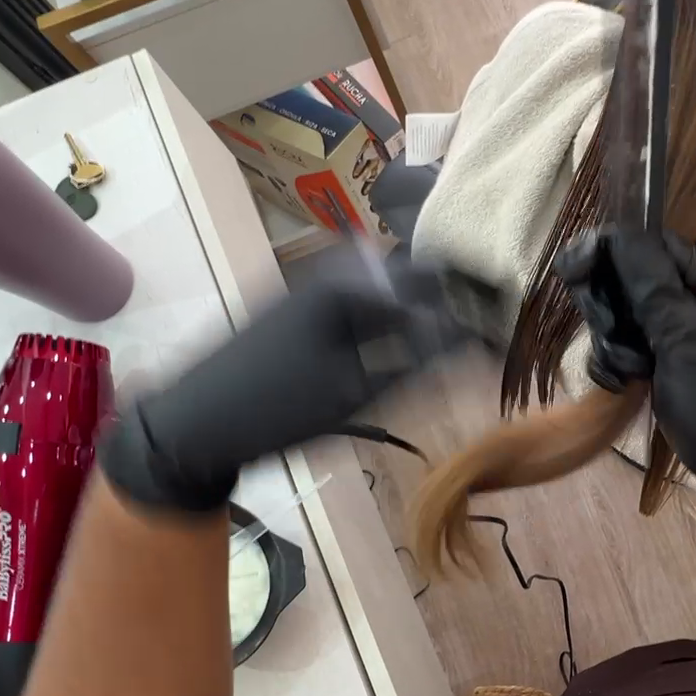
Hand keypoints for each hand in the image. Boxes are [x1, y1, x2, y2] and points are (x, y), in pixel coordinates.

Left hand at [100, 251, 470, 512]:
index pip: (434, 282)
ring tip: (448, 340)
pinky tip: (398, 341)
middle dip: (451, 297)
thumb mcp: (357, 393)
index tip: (503, 332)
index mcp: (350, 286)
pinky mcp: (298, 305)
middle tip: (481, 335)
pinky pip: (359, 296)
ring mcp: (311, 285)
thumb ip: (420, 360)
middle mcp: (333, 271)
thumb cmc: (277, 412)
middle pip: (410, 272)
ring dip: (420, 304)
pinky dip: (388, 313)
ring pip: (385, 282)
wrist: (192, 423)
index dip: (475, 302)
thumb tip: (477, 339)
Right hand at [555, 229, 695, 544]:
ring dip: (612, 345)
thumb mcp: (685, 340)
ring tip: (632, 373)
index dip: (610, 251)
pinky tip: (622, 387)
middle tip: (618, 336)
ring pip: (616, 320)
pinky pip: (619, 353)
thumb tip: (619, 232)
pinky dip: (614, 368)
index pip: (648, 243)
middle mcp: (683, 304)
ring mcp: (668, 338)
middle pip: (623, 281)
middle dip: (609, 309)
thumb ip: (651, 286)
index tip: (577, 271)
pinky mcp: (655, 368)